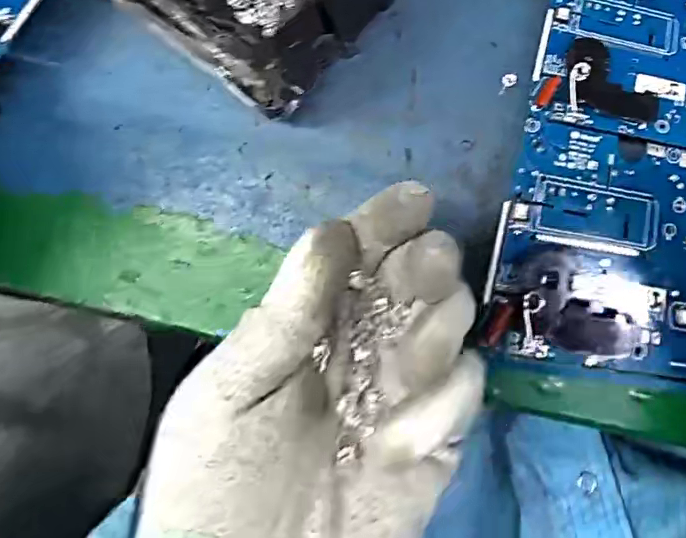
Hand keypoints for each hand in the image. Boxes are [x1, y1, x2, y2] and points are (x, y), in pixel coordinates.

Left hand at [138, 183, 484, 537]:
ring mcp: (411, 383)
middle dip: (431, 258)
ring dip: (437, 327)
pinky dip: (441, 405)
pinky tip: (394, 445)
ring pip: (455, 315)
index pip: (366, 247)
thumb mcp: (229, 394)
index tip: (416, 201)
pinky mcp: (440, 432)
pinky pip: (466, 388)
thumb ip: (285, 314)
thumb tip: (336, 230)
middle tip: (425, 267)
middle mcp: (374, 336)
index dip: (391, 218)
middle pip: (425, 268)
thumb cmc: (219, 485)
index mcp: (322, 316)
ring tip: (401, 372)